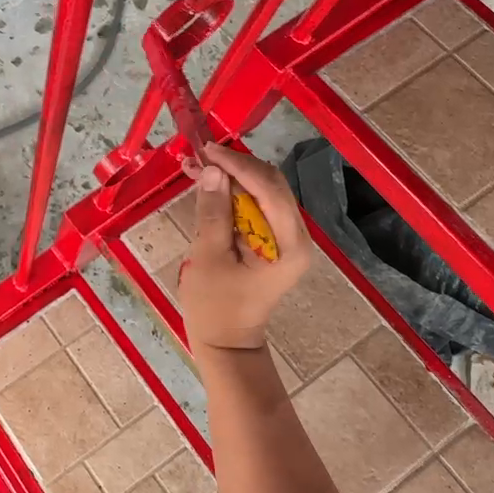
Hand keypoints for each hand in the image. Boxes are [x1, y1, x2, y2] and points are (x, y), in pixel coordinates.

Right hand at [178, 144, 312, 349]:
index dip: (239, 165)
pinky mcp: (270, 239)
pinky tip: (207, 183)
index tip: (208, 151)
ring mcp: (285, 238)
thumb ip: (213, 212)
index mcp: (290, 244)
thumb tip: (214, 171)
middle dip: (235, 167)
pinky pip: (254, 206)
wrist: (226, 341)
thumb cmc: (216, 306)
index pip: (270, 190)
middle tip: (200, 156)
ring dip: (231, 177)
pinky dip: (231, 192)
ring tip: (197, 166)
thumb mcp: (208, 258)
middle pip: (270, 186)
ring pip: (261, 192)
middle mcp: (296, 236)